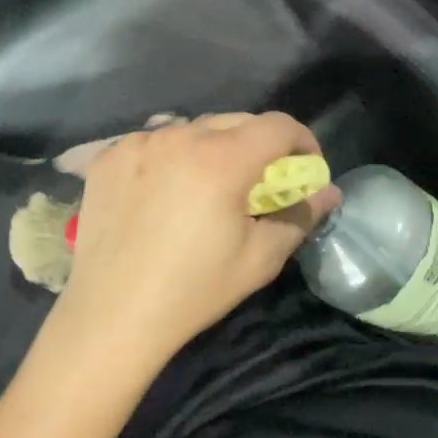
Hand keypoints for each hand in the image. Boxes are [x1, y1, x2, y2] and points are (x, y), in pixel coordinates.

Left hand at [54, 112, 340, 363]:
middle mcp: (180, 137)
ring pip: (193, 129)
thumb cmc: (193, 290)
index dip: (302, 140)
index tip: (306, 167)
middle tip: (261, 181)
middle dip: (259, 144)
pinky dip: (170, 157)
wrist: (111, 315)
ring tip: (209, 186)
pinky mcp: (108, 158)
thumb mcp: (259, 259)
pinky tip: (165, 191)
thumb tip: (328, 193)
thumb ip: (299, 216)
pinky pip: (153, 142)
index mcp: (223, 160)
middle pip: (236, 121)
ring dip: (213, 148)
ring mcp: (139, 143)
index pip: (278, 125)